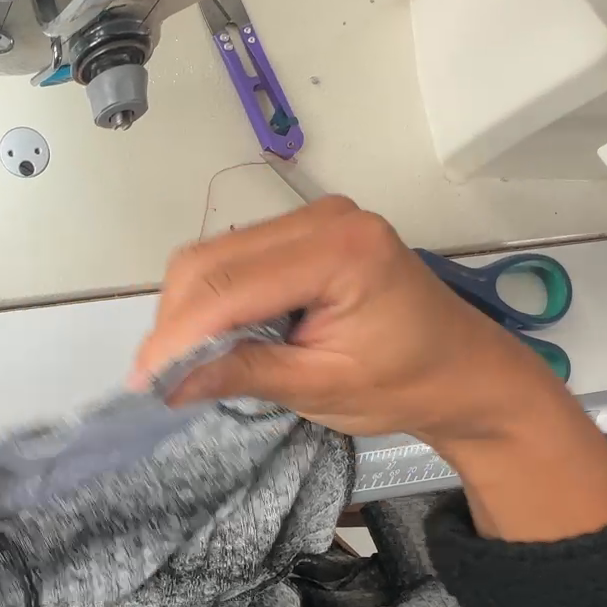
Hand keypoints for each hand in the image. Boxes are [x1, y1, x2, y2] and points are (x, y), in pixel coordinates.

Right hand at [136, 197, 558, 446]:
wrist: (463, 374)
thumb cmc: (406, 385)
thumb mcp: (319, 387)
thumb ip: (241, 374)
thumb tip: (168, 384)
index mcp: (341, 250)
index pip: (228, 287)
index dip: (177, 336)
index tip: (143, 382)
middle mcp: (322, 219)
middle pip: (207, 262)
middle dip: (173, 323)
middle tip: (157, 378)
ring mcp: (309, 221)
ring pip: (208, 258)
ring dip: (183, 313)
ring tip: (181, 363)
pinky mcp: (299, 235)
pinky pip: (226, 261)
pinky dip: (204, 303)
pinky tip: (207, 339)